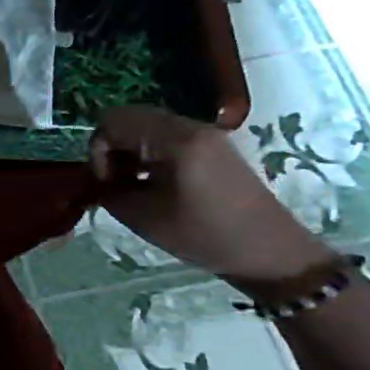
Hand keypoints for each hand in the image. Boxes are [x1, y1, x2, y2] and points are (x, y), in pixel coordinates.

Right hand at [89, 106, 338, 291]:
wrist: (270, 252)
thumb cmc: (204, 236)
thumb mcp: (142, 217)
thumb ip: (108, 192)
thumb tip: (99, 181)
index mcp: (175, 141)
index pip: (113, 122)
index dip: (98, 151)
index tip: (107, 183)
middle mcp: (190, 127)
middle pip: (129, 117)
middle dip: (112, 147)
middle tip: (116, 180)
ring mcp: (205, 133)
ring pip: (146, 124)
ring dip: (129, 149)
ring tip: (133, 182)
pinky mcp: (212, 145)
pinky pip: (165, 135)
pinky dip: (148, 151)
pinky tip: (154, 181)